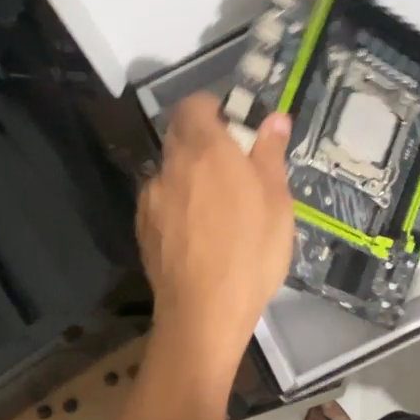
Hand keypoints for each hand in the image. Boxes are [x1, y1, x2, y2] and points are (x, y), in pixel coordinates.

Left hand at [138, 94, 293, 363]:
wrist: (203, 314)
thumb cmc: (250, 255)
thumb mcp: (276, 203)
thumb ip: (270, 155)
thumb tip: (274, 119)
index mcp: (206, 151)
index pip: (195, 105)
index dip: (214, 110)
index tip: (235, 130)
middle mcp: (171, 167)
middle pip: (180, 137)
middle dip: (204, 144)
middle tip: (234, 171)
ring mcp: (151, 199)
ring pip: (170, 172)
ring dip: (190, 179)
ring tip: (217, 212)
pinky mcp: (143, 229)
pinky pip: (162, 203)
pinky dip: (178, 207)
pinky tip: (199, 237)